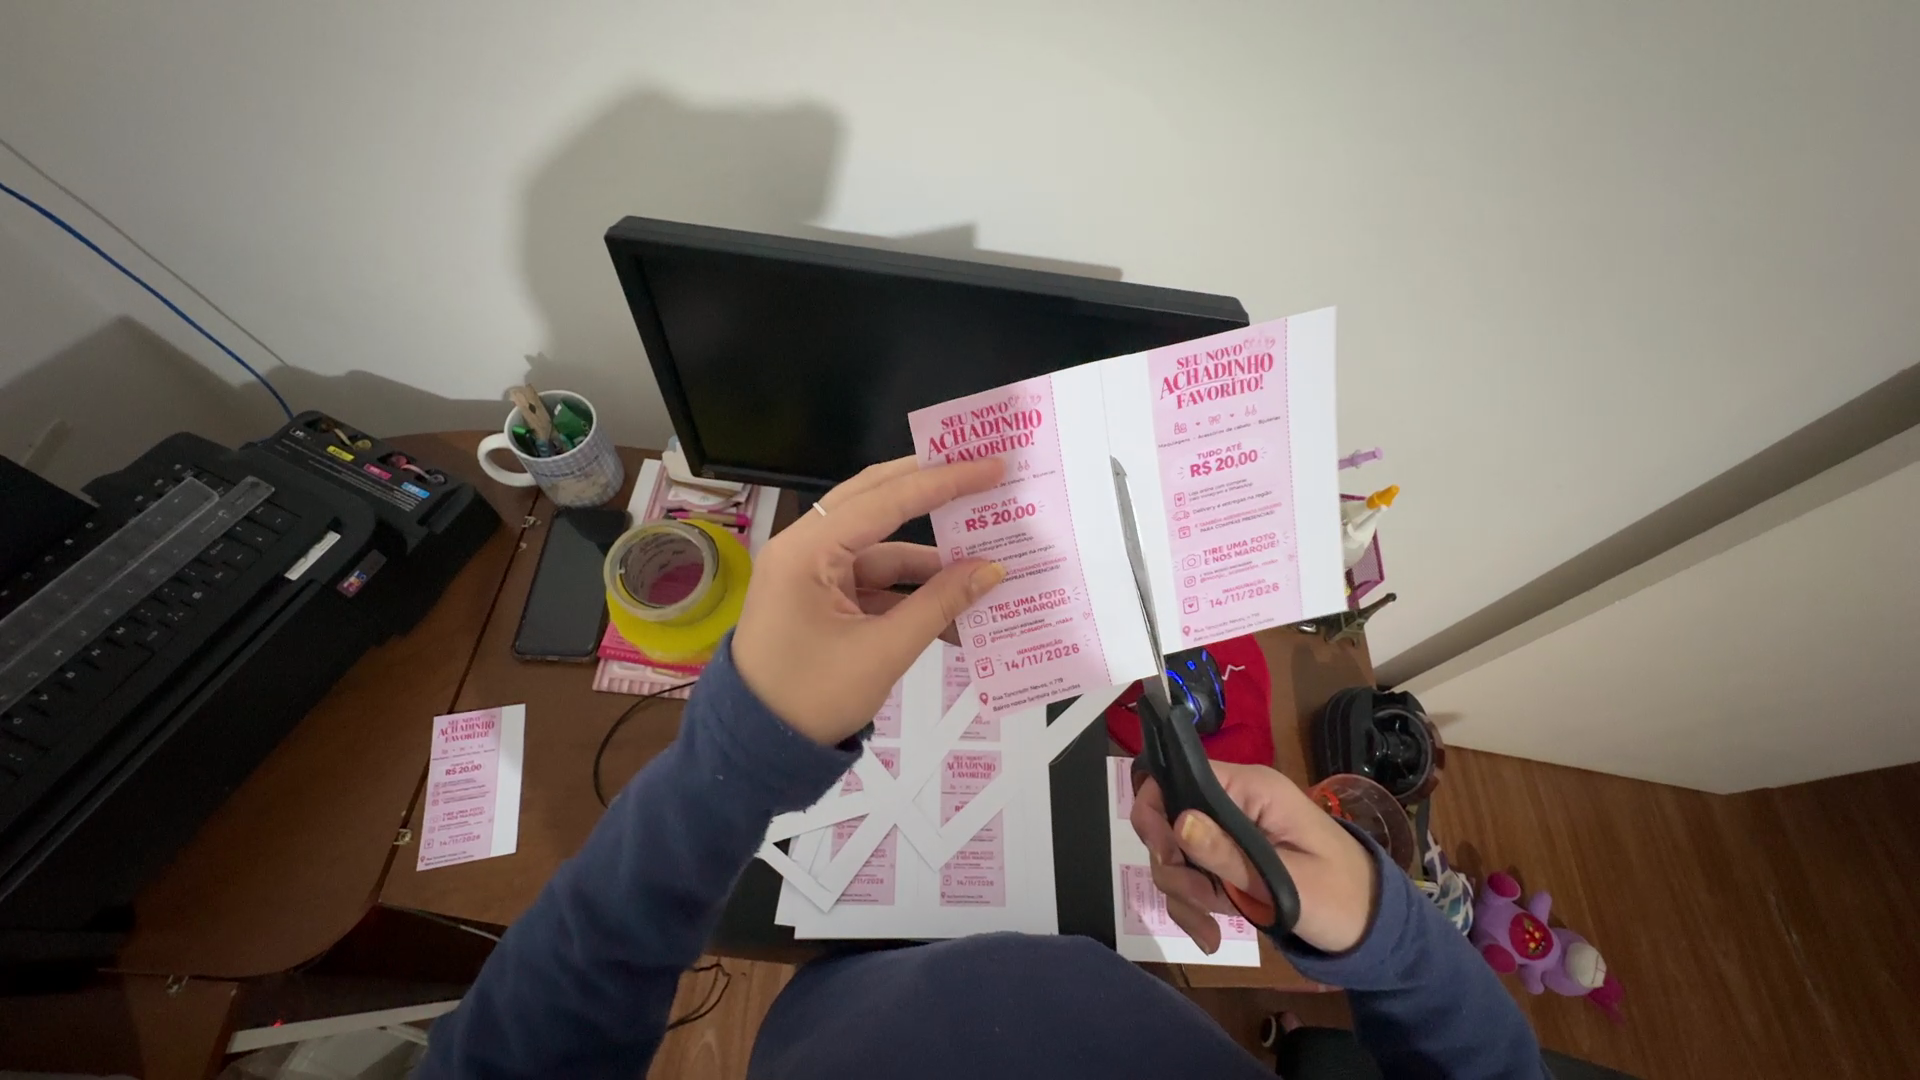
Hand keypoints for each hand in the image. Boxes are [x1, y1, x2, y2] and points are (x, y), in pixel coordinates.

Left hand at [731, 456, 1007, 744]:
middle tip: (983, 474)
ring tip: (984, 558)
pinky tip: (954, 604)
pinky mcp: (821, 598)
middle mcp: (806, 548)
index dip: (943, 481)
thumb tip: (993, 570)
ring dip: (929, 559)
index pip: (885, 499)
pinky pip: (874, 580)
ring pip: (881, 547)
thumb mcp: (883, 652)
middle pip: (877, 503)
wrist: (756, 751)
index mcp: (807, 551)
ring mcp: (813, 573)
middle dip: (931, 491)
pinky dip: (911, 590)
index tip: (990, 465)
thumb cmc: (812, 699)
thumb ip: (940, 604)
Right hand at [1130, 761, 1376, 953]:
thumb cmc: (1343, 900)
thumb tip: (1178, 822)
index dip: (1157, 809)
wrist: (1375, 932)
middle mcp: (1234, 800)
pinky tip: (1211, 935)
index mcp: (1252, 789)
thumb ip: (1230, 855)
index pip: (1180, 775)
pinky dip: (1192, 906)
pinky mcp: (1227, 858)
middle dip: (1172, 864)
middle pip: (1169, 817)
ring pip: (1174, 851)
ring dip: (1183, 892)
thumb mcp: (1288, 884)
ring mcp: (1228, 830)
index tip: (1164, 855)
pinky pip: (1190, 875)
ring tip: (1212, 929)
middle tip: (1198, 899)